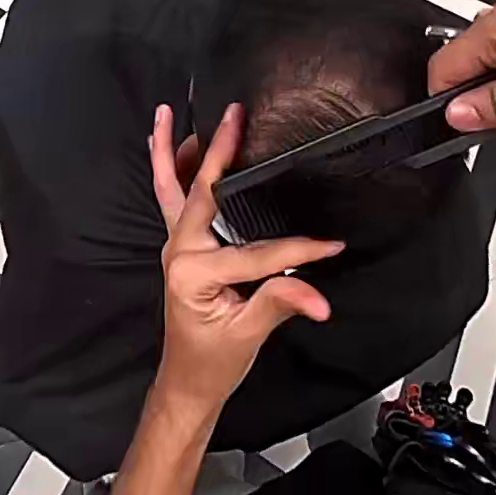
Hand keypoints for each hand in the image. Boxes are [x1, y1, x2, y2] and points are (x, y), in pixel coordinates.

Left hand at [147, 104, 342, 408]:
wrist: (186, 381)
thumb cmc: (212, 361)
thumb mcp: (247, 335)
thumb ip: (279, 303)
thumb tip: (318, 295)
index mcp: (194, 272)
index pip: (256, 251)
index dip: (298, 250)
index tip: (330, 246)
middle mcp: (179, 250)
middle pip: (201, 191)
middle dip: (219, 149)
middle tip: (234, 113)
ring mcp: (176, 243)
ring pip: (170, 187)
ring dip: (168, 150)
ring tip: (165, 114)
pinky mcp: (181, 242)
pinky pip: (170, 197)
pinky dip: (169, 169)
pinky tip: (175, 145)